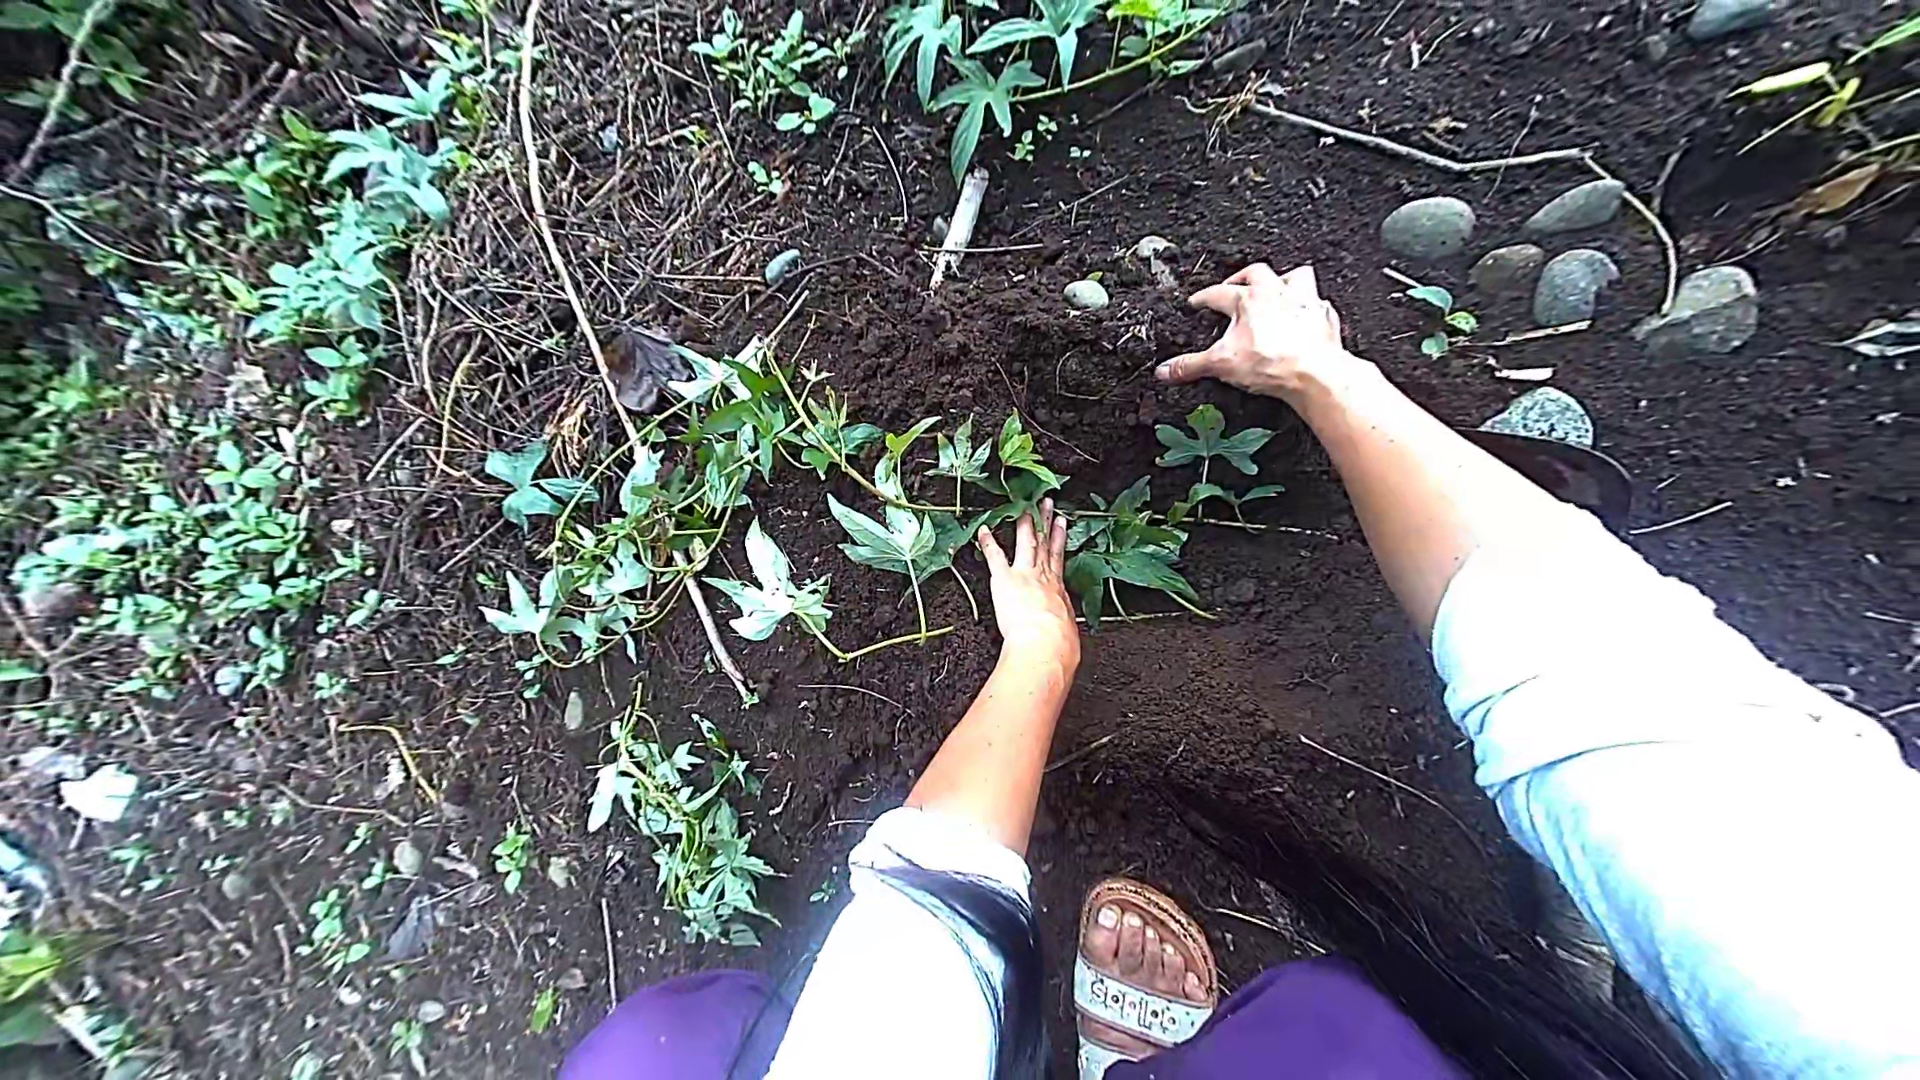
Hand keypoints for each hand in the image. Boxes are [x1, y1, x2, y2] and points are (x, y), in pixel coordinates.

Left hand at [976, 499, 1079, 674]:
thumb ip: (1063, 622)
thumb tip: (1064, 629)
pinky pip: (995, 557)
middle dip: (1045, 520)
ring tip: (1024, 506)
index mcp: (1058, 588)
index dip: (1059, 538)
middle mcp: (1043, 576)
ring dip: (1025, 522)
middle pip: (1045, 542)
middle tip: (1045, 502)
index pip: (1058, 557)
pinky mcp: (1005, 579)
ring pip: (1026, 541)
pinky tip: (984, 530)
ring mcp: (1024, 574)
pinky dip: (989, 542)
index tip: (1060, 523)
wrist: (1046, 645)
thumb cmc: (1059, 645)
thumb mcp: (1068, 629)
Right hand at [1155, 263, 1353, 401]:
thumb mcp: (1220, 365)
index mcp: (1248, 300)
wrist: (1314, 373)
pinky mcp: (1323, 318)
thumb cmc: (1271, 363)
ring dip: (1283, 281)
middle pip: (1257, 273)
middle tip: (1232, 287)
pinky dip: (1307, 308)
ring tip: (1275, 290)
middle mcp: (1277, 294)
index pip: (1217, 293)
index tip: (1195, 302)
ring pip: (1295, 277)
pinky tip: (1302, 317)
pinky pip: (1317, 304)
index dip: (1203, 298)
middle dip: (1241, 278)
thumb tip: (1164, 370)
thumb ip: (1190, 365)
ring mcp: (1303, 302)